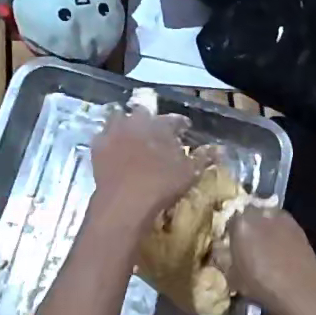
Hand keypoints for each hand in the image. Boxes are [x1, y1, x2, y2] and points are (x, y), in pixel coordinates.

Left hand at [91, 107, 199, 222]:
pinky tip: (114, 151)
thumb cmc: (162, 184)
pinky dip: (110, 142)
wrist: (124, 201)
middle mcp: (135, 121)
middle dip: (149, 120)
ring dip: (126, 125)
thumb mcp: (189, 172)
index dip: (180, 124)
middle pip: (143, 113)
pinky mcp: (97, 148)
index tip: (185, 129)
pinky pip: (103, 138)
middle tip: (155, 133)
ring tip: (132, 137)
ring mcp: (113, 132)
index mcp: (159, 124)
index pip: (174, 119)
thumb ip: (202, 158)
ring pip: (119, 120)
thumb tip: (218, 149)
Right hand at [227, 208, 315, 314]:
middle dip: (246, 224)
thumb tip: (220, 248)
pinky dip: (277, 229)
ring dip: (262, 225)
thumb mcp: (232, 276)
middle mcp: (258, 213)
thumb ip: (223, 257)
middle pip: (247, 213)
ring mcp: (279, 216)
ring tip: (264, 242)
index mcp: (239, 224)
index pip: (227, 220)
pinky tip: (279, 244)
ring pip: (264, 215)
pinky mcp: (296, 223)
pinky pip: (280, 222)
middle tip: (246, 240)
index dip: (228, 231)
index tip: (230, 242)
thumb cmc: (262, 285)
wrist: (300, 289)